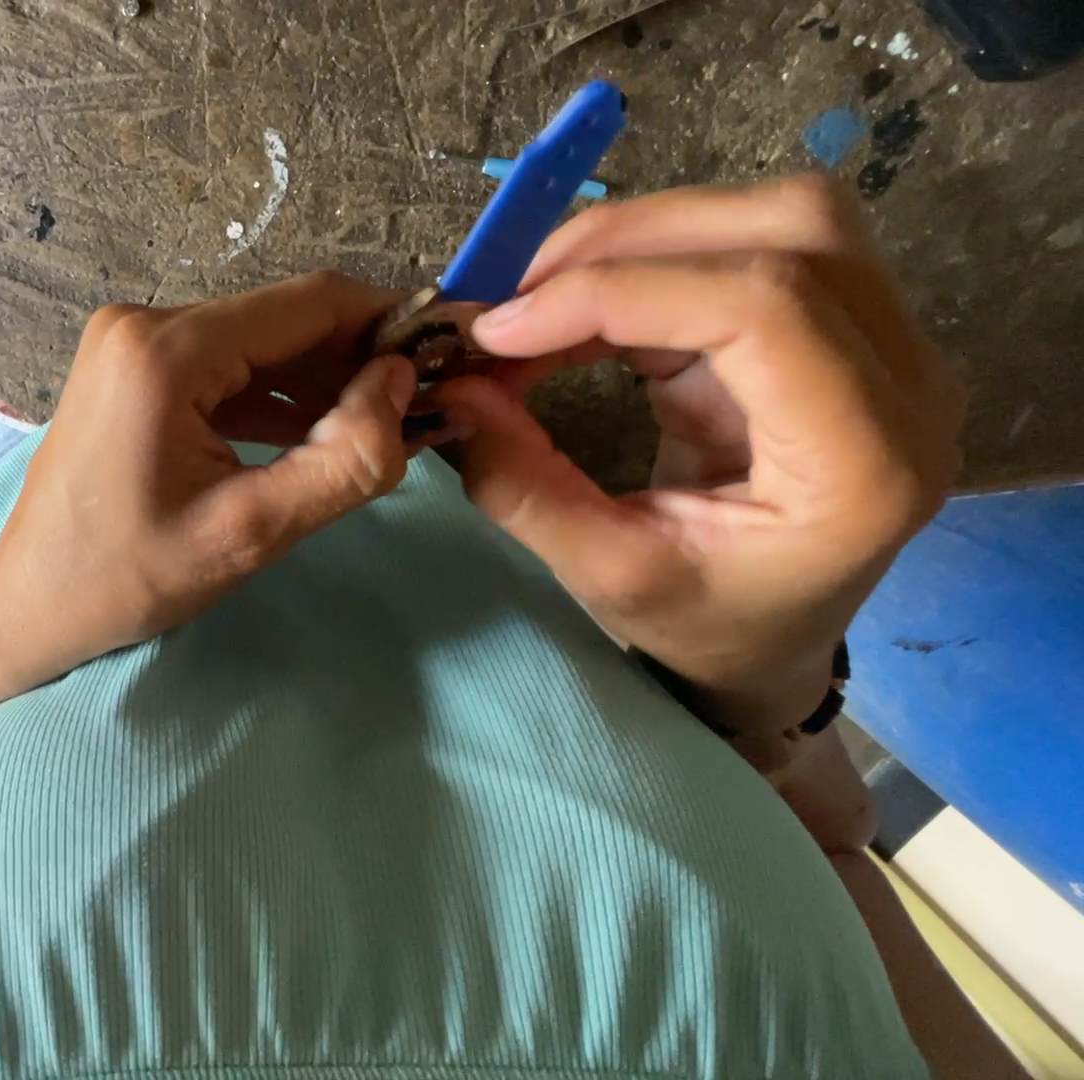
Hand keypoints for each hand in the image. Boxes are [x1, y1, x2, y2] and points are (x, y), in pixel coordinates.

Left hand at [0, 272, 416, 677]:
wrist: (30, 606)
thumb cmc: (127, 579)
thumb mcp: (250, 530)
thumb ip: (344, 458)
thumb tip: (400, 384)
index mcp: (165, 350)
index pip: (307, 303)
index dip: (384, 322)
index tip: (442, 355)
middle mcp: (141, 324)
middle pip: (277, 321)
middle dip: (349, 360)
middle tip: (414, 406)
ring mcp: (127, 346)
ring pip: (250, 347)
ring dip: (310, 383)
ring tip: (371, 426)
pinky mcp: (126, 374)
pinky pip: (215, 371)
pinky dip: (264, 399)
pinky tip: (308, 432)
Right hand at [436, 176, 963, 760]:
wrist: (767, 634)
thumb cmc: (701, 623)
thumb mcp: (601, 572)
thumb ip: (522, 485)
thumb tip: (456, 390)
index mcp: (862, 457)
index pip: (761, 307)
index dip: (615, 294)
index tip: (498, 331)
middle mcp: (897, 376)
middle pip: (782, 229)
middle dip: (622, 243)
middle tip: (507, 297)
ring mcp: (871, 341)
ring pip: (766, 219)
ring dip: (630, 241)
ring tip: (532, 299)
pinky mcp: (816, 330)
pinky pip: (731, 253)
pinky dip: (632, 269)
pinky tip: (566, 317)